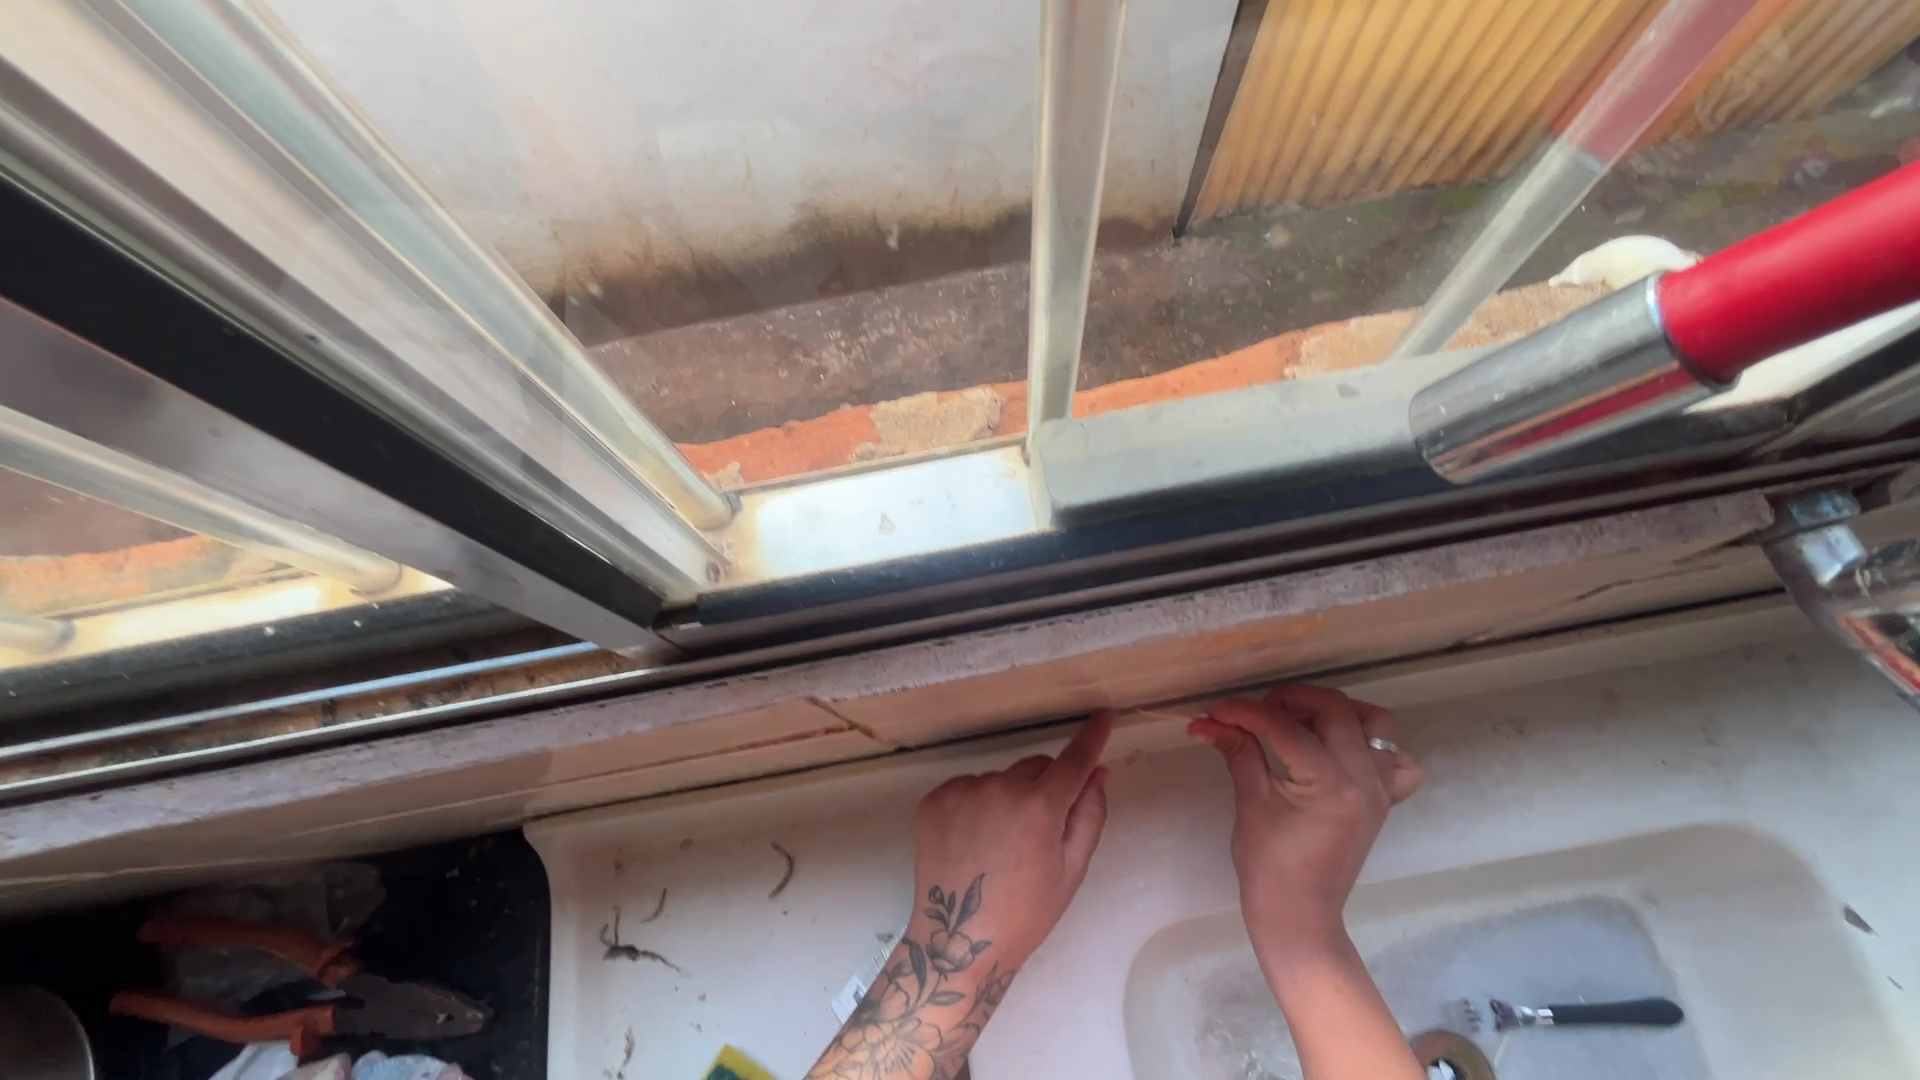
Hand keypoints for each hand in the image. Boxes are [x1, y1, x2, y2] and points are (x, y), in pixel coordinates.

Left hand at [909, 710, 1113, 974]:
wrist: (958, 942)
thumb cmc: (1026, 912)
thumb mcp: (1071, 869)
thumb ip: (1089, 814)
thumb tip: (1098, 771)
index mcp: (1039, 807)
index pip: (1074, 759)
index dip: (1092, 736)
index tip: (1104, 715)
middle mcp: (999, 788)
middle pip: (1035, 767)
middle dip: (1045, 787)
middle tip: (1039, 830)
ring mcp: (962, 791)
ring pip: (1001, 778)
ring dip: (1008, 797)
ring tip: (999, 844)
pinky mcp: (933, 800)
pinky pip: (968, 787)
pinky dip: (977, 805)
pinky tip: (973, 840)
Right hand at [1188, 685, 1421, 962]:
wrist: (1299, 914)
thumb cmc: (1269, 865)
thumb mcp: (1251, 801)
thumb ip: (1238, 751)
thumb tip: (1209, 721)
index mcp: (1331, 784)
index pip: (1286, 728)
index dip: (1246, 713)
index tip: (1217, 711)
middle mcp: (1365, 780)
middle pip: (1335, 710)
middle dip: (1291, 700)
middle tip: (1256, 711)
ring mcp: (1381, 789)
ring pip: (1373, 723)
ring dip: (1334, 712)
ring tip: (1298, 722)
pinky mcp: (1383, 799)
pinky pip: (1394, 760)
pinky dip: (1370, 745)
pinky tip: (1338, 751)